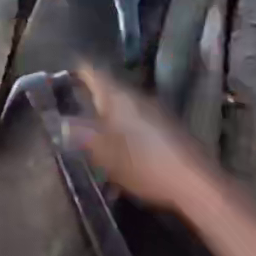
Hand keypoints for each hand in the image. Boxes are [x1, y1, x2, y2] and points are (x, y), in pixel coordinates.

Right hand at [66, 65, 210, 209]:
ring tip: (94, 130)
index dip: (75, 71)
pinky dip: (124, 126)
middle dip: (90, 95)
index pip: (91, 70)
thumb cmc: (143, 163)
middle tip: (72, 107)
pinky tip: (122, 146)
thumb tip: (59, 122)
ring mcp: (155, 110)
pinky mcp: (169, 128)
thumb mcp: (104, 153)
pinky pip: (138, 118)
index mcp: (116, 95)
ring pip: (124, 104)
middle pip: (108, 87)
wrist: (196, 184)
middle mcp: (136, 96)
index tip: (61, 78)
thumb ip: (80, 135)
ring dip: (108, 113)